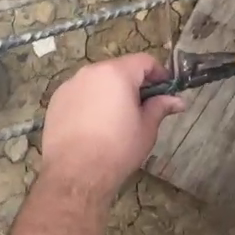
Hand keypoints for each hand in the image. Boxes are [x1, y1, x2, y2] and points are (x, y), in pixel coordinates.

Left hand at [40, 54, 185, 197]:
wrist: (75, 173)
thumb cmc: (117, 149)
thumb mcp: (146, 128)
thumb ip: (160, 107)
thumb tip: (178, 101)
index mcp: (117, 73)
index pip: (144, 61)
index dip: (159, 73)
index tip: (166, 89)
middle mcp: (91, 72)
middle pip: (119, 69)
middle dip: (133, 83)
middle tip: (143, 106)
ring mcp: (70, 85)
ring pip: (98, 81)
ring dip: (110, 92)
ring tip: (116, 118)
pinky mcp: (56, 100)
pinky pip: (80, 93)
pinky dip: (90, 101)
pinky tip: (93, 125)